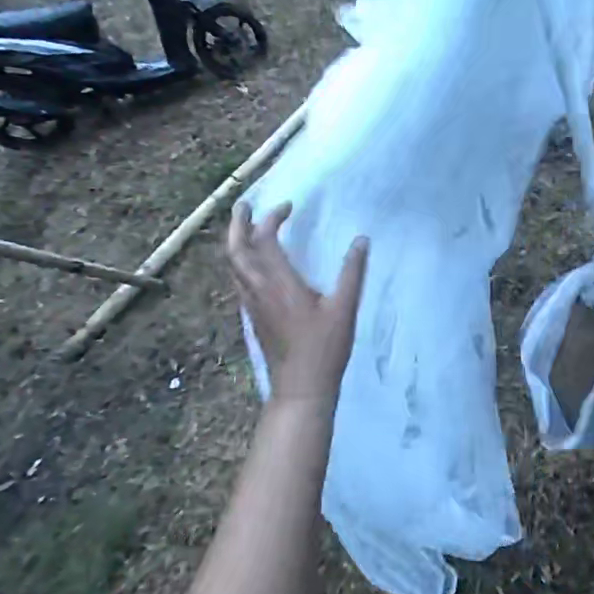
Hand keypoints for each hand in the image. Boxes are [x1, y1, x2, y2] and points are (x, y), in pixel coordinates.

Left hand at [227, 201, 368, 406]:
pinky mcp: (252, 315)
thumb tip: (361, 240)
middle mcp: (258, 289)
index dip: (272, 218)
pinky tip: (254, 263)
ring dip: (236, 241)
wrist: (301, 388)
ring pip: (233, 265)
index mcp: (279, 283)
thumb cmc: (325, 348)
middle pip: (235, 249)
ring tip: (247, 227)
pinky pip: (239, 279)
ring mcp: (251, 304)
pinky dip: (241, 261)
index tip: (288, 206)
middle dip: (238, 223)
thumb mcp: (345, 308)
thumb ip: (352, 272)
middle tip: (245, 205)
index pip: (265, 239)